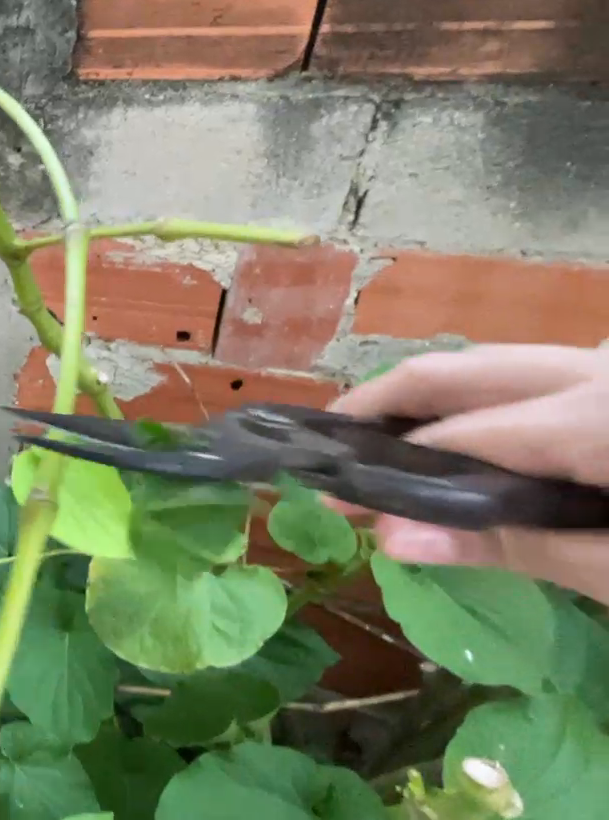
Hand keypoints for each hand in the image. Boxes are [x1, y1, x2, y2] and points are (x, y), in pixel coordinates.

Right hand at [330, 344, 608, 600]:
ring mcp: (607, 369)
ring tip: (383, 446)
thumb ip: (515, 545)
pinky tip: (461, 441)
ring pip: (488, 366)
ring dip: (426, 403)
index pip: (456, 436)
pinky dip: (481, 402)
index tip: (334, 499)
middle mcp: (596, 370)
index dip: (387, 468)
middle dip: (380, 409)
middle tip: (330, 449)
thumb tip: (390, 541)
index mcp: (598, 414)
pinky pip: (530, 376)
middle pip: (452, 373)